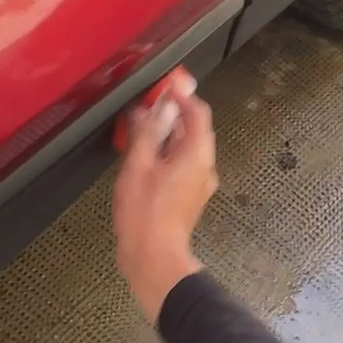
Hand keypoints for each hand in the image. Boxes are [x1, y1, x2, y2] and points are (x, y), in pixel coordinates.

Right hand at [112, 67, 215, 321]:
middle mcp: (204, 168)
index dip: (181, 95)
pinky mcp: (188, 197)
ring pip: (184, 148)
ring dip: (164, 135)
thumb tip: (156, 107)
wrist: (153, 256)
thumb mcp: (139, 164)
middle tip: (146, 106)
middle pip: (192, 130)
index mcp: (197, 155)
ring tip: (138, 130)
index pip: (198, 113)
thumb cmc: (146, 215)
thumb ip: (148, 130)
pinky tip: (142, 158)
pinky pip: (180, 166)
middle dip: (170, 115)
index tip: (164, 86)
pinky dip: (164, 155)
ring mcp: (198, 184)